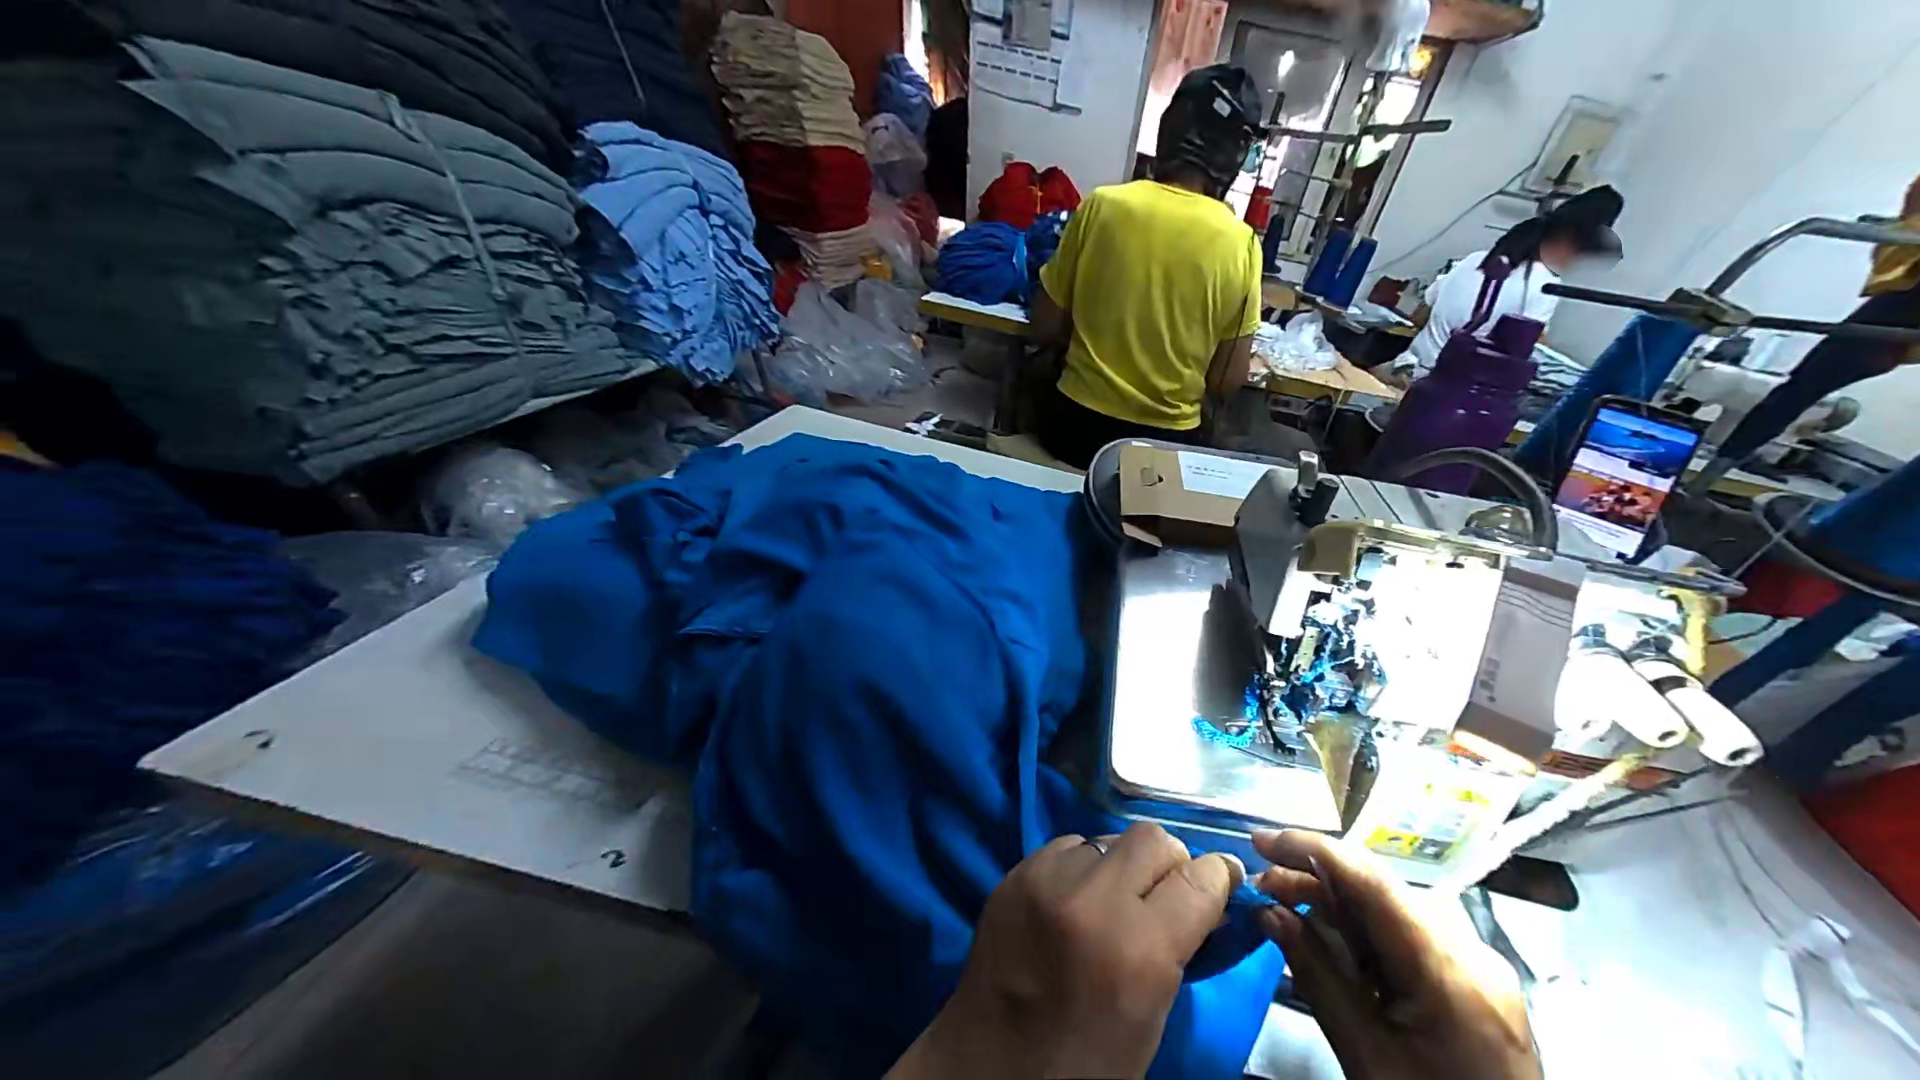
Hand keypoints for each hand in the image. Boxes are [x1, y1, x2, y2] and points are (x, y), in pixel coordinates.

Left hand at [887, 823, 1244, 1079]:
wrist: (990, 1063)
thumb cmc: (1084, 1061)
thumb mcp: (1151, 1015)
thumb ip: (1178, 946)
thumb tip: (1203, 895)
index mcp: (1138, 948)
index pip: (1198, 880)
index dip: (1218, 878)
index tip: (1223, 880)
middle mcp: (1092, 898)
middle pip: (1152, 839)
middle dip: (1170, 862)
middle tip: (1164, 892)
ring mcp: (1046, 878)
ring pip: (1107, 837)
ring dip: (1120, 864)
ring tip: (1111, 901)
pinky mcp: (1015, 871)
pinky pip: (1067, 848)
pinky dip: (1081, 867)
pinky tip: (1073, 900)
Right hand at [1252, 829, 1541, 1079]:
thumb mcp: (1364, 1052)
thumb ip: (1316, 974)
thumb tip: (1268, 912)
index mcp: (1449, 969)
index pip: (1372, 880)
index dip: (1311, 848)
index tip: (1260, 841)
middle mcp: (1469, 952)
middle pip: (1380, 890)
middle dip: (1314, 878)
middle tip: (1260, 885)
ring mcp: (1475, 966)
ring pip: (1389, 909)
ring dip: (1332, 904)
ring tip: (1281, 909)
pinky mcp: (1471, 982)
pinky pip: (1404, 936)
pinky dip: (1358, 931)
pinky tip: (1324, 939)